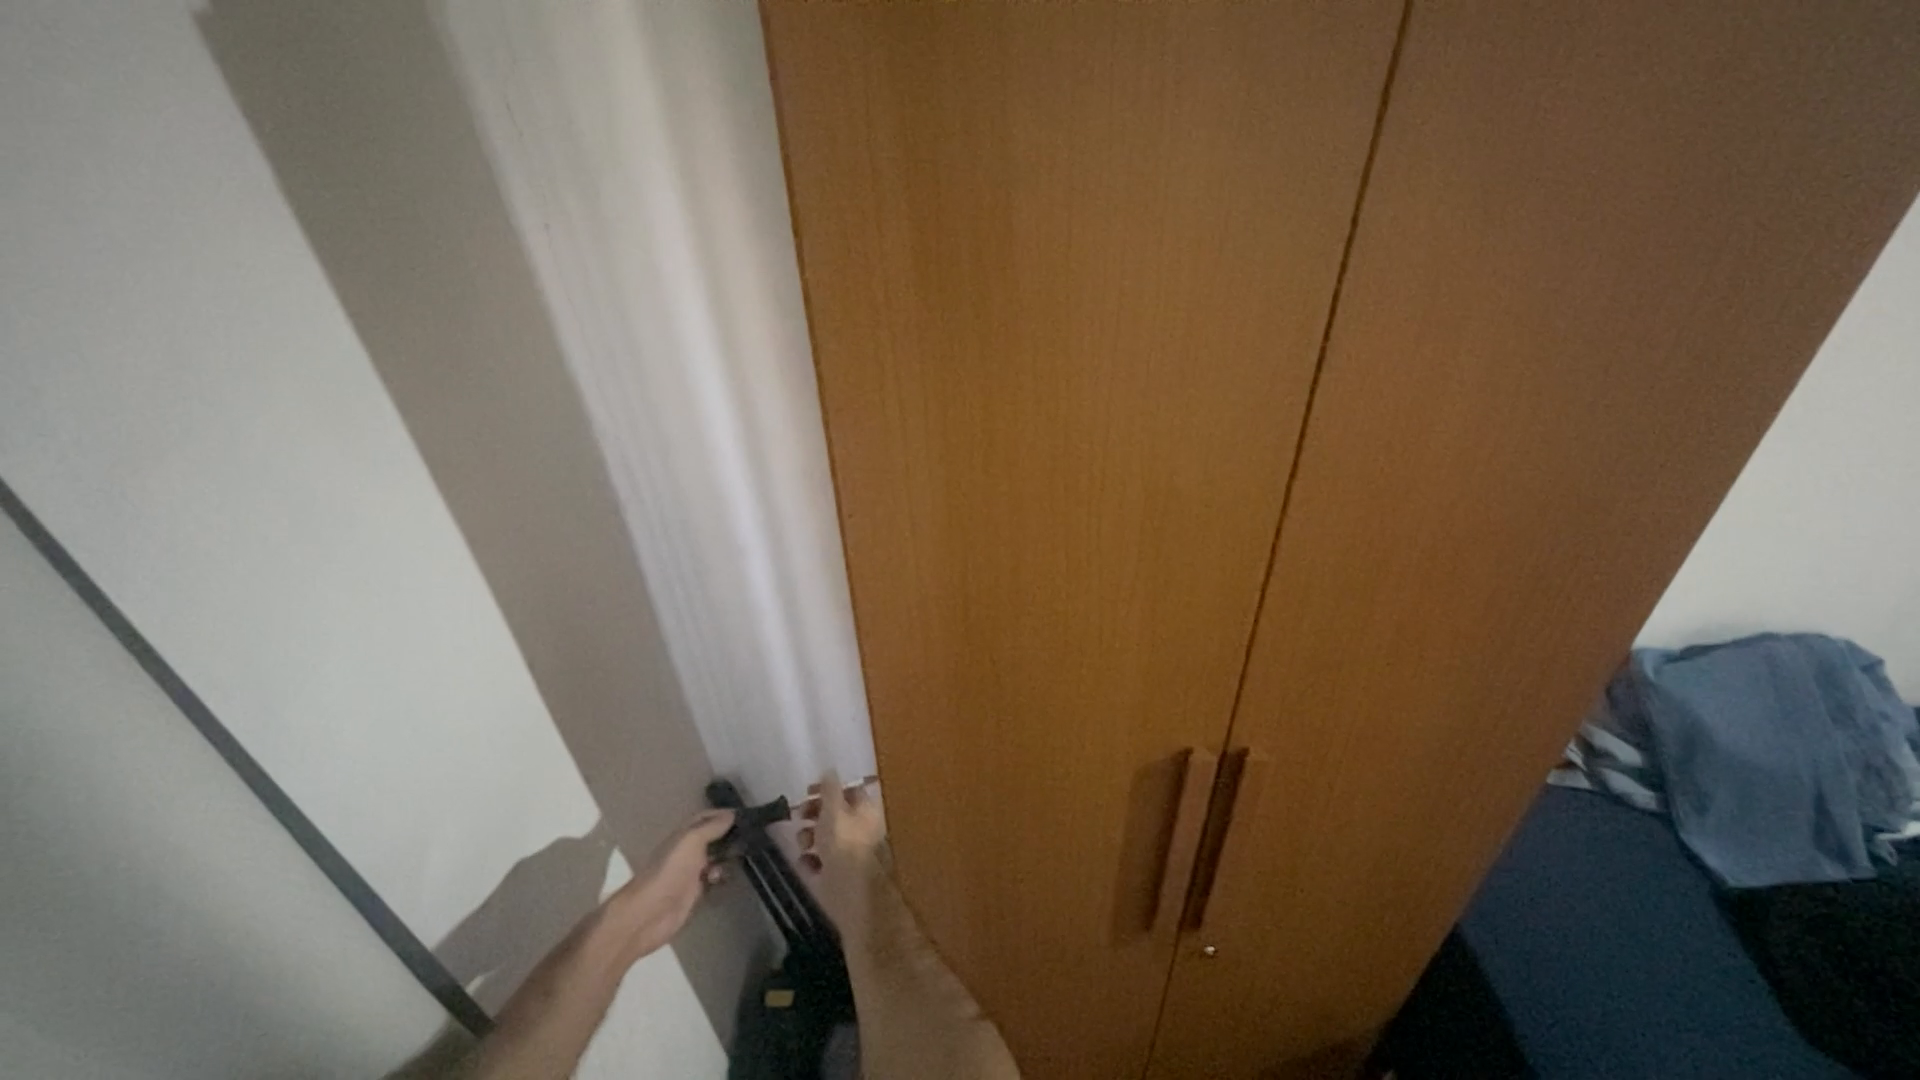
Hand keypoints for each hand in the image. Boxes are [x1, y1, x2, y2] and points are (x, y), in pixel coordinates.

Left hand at [610, 809, 733, 959]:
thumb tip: (731, 815)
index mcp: (683, 835)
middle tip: (752, 838)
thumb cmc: (669, 872)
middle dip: (729, 837)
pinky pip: (714, 882)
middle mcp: (687, 851)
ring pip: (716, 860)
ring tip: (740, 861)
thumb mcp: (691, 841)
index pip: (705, 818)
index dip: (723, 815)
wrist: (649, 914)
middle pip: (712, 839)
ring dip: (728, 860)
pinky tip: (725, 881)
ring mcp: (691, 873)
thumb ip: (711, 827)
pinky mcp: (695, 894)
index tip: (746, 816)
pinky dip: (723, 879)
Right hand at [797, 770, 885, 930]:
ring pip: (826, 838)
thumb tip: (829, 769)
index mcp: (866, 811)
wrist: (849, 892)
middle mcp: (862, 829)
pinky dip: (812, 861)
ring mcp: (851, 853)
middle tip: (799, 816)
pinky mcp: (840, 874)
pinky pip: (821, 862)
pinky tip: (807, 864)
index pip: (849, 791)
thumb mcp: (833, 809)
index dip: (828, 789)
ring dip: (809, 838)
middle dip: (814, 814)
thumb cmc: (843, 844)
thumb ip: (830, 789)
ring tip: (803, 845)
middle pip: (835, 814)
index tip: (807, 792)